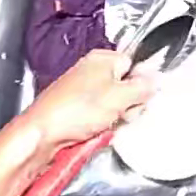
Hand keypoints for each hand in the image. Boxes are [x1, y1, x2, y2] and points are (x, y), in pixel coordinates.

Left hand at [19, 49, 154, 149]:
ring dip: (117, 117)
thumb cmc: (78, 111)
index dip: (140, 82)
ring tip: (106, 125)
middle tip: (122, 114)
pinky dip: (102, 125)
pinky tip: (97, 132)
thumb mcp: (120, 97)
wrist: (38, 136)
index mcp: (102, 58)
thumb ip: (143, 87)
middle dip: (129, 103)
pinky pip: (100, 115)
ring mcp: (82, 91)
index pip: (134, 64)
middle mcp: (92, 71)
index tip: (140, 98)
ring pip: (114, 103)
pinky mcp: (75, 110)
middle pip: (126, 85)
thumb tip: (156, 81)